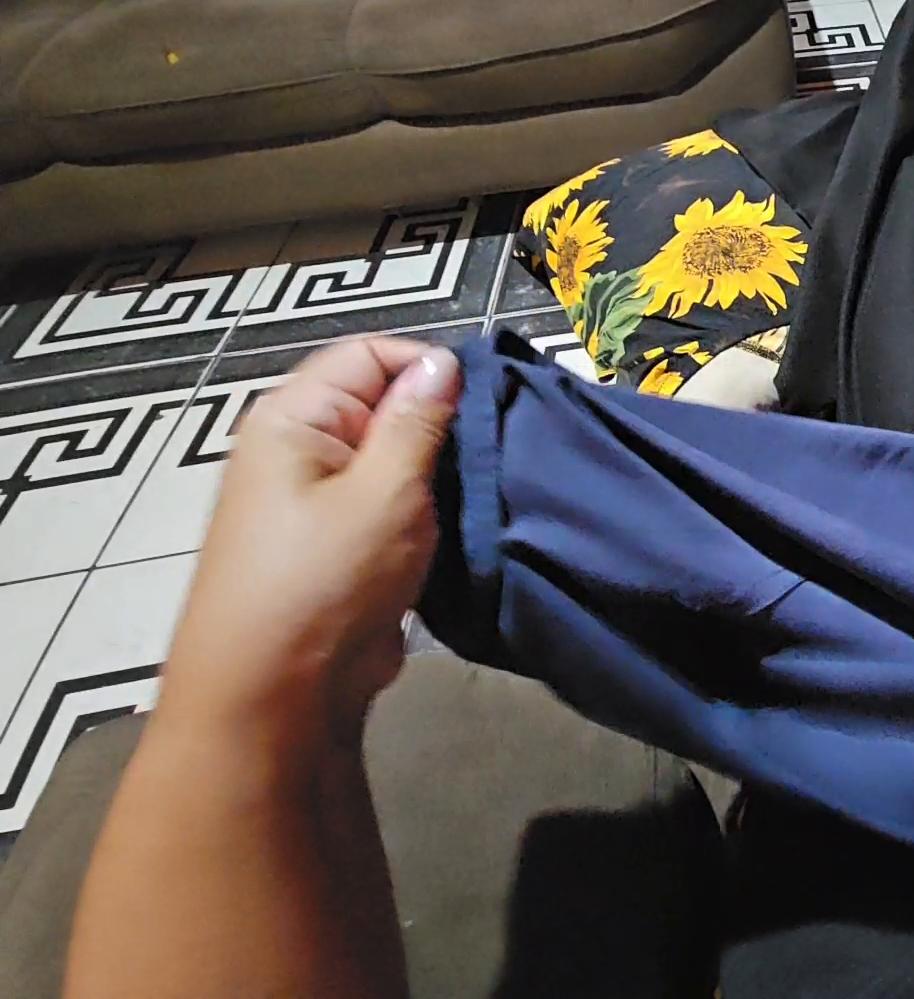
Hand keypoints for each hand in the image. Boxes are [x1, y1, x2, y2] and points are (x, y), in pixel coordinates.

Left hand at [157, 337, 459, 751]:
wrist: (282, 687)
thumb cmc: (328, 576)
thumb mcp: (386, 489)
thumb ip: (417, 420)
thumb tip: (445, 361)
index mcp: (295, 419)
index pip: (369, 354)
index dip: (430, 366)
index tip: (488, 400)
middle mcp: (306, 445)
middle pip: (386, 399)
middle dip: (446, 415)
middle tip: (501, 444)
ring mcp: (327, 492)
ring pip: (401, 449)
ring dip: (446, 460)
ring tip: (493, 477)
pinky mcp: (352, 531)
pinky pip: (402, 491)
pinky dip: (437, 495)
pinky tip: (473, 508)